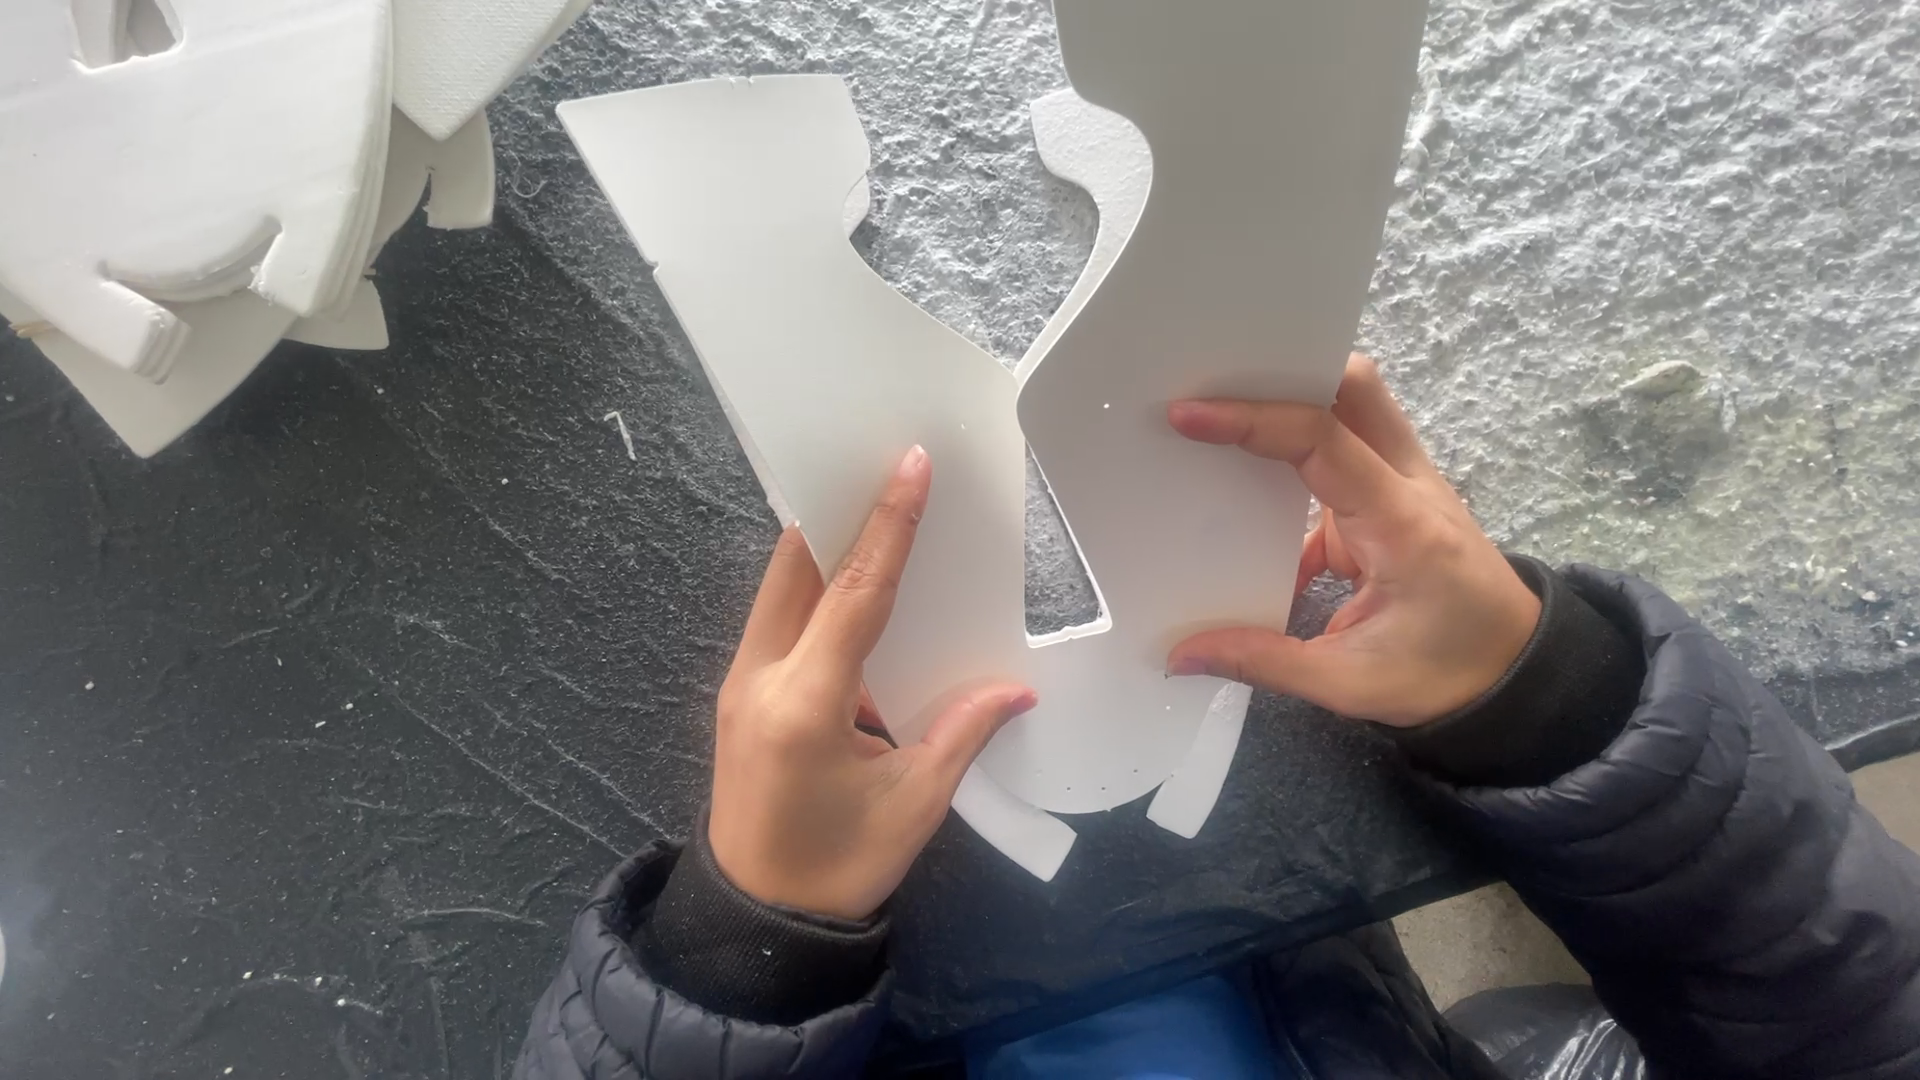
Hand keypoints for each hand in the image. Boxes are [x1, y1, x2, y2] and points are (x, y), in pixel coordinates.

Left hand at [707, 446, 1037, 919]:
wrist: (757, 923)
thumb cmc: (840, 867)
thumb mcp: (913, 805)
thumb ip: (962, 732)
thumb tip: (1016, 688)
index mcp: (805, 705)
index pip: (856, 593)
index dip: (887, 524)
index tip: (908, 465)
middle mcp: (760, 677)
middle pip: (795, 568)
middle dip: (836, 513)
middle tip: (878, 468)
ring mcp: (740, 682)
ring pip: (777, 585)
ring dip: (819, 543)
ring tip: (864, 508)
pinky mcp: (739, 692)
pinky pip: (776, 614)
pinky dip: (809, 583)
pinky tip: (845, 579)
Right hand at [1164, 355, 1540, 727]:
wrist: (1519, 673)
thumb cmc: (1445, 674)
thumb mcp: (1349, 683)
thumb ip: (1262, 662)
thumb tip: (1182, 653)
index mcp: (1400, 525)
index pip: (1323, 441)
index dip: (1253, 419)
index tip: (1189, 413)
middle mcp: (1408, 485)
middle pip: (1356, 388)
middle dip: (1286, 372)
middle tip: (1219, 380)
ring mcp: (1403, 483)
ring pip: (1354, 403)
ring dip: (1294, 396)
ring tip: (1225, 406)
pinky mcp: (1388, 496)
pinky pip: (1341, 447)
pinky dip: (1294, 444)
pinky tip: (1248, 474)